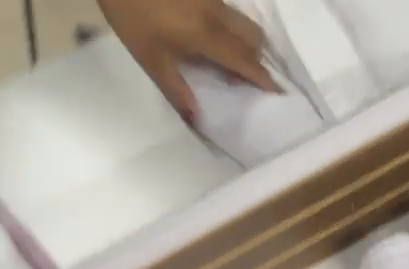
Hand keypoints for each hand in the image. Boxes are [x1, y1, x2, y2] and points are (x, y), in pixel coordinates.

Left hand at [99, 0, 277, 121]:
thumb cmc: (131, 14)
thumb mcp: (150, 59)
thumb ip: (176, 90)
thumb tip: (196, 117)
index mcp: (207, 35)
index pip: (245, 60)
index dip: (262, 78)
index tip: (277, 93)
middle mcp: (216, 13)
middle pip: (253, 36)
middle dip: (258, 58)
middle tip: (247, 77)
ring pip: (243, 20)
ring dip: (245, 41)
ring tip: (230, 59)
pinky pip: (228, 9)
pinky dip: (231, 27)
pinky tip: (214, 35)